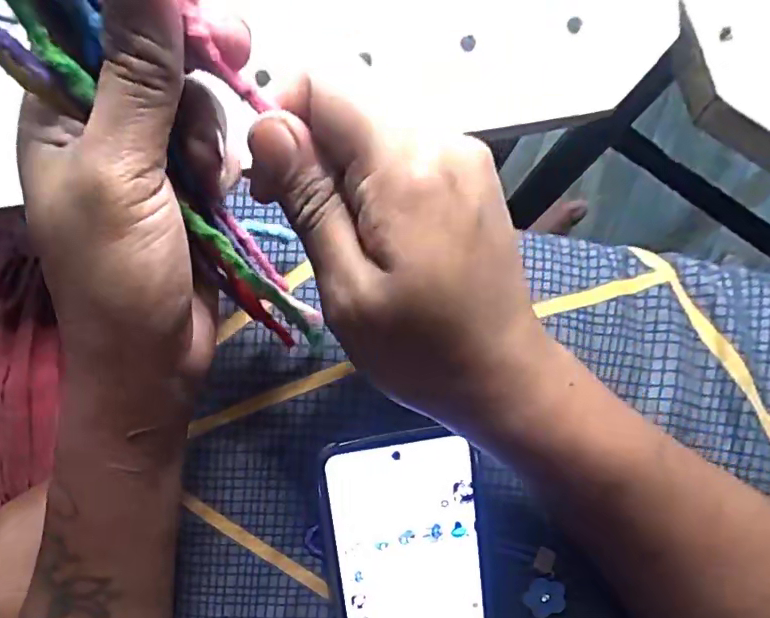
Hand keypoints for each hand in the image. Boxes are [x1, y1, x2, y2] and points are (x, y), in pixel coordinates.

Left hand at [16, 0, 247, 407]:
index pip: (88, 22)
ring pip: (187, 100)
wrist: (152, 367)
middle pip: (147, 52)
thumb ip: (135, 75)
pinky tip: (217, 190)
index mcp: (55, 113)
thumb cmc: (118, 279)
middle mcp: (96, 128)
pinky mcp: (180, 194)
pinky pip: (207, 147)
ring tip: (205, 177)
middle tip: (234, 48)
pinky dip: (218, 161)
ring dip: (206, 126)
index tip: (190, 12)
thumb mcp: (120, 173)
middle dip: (189, 56)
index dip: (140, 9)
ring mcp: (142, 162)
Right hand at [247, 74, 557, 434]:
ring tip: (349, 249)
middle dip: (311, 160)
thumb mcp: (348, 290)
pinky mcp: (474, 178)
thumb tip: (267, 126)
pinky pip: (408, 160)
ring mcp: (465, 156)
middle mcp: (441, 139)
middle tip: (311, 236)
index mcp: (405, 165)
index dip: (280, 126)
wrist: (502, 376)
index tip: (271, 193)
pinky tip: (384, 243)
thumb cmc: (418, 351)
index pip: (321, 87)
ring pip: (376, 137)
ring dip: (345, 180)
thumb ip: (309, 204)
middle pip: (350, 111)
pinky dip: (379, 189)